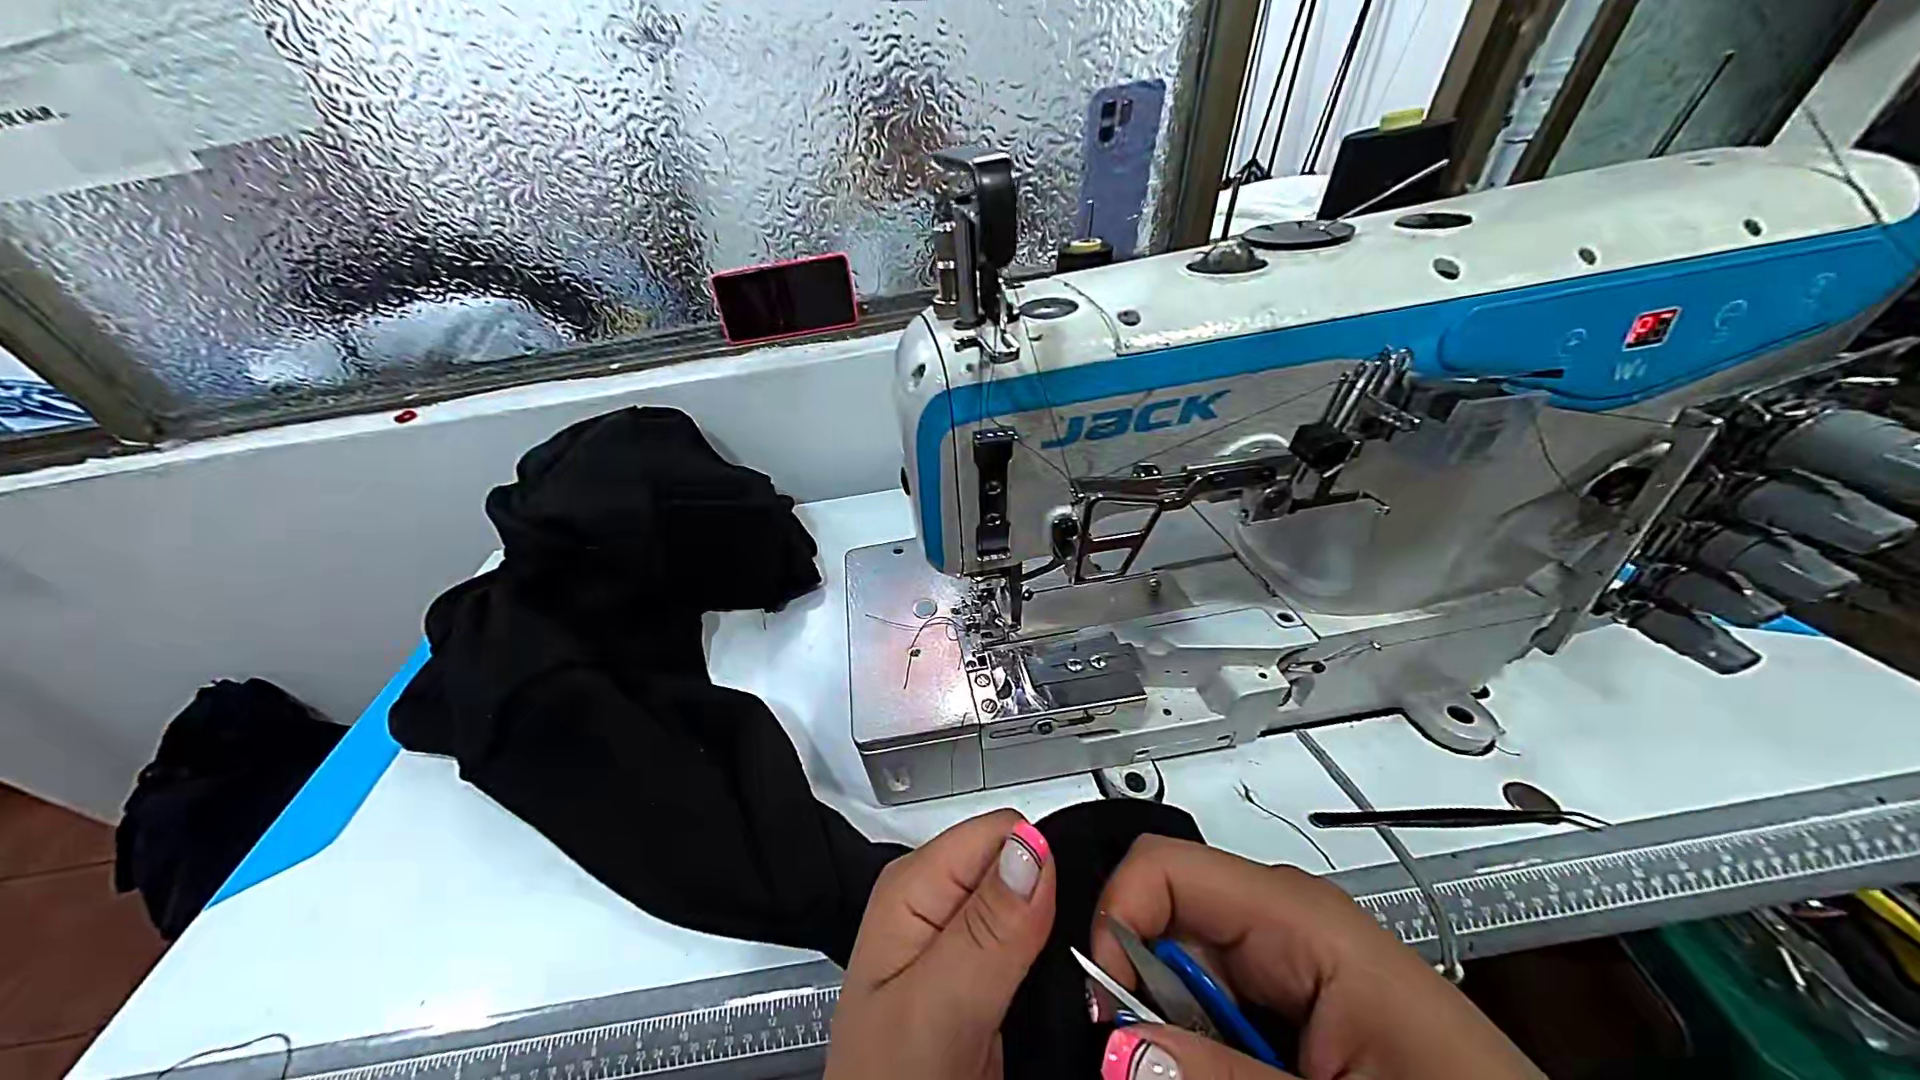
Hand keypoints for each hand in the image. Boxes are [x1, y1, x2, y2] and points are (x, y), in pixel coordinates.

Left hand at [824, 810, 1056, 1079]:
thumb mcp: (934, 1010)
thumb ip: (986, 930)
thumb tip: (1033, 845)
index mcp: (917, 884)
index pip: (1004, 832)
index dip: (1046, 866)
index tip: (1068, 921)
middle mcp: (940, 898)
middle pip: (1024, 861)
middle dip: (1057, 901)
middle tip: (1072, 967)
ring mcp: (964, 936)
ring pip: (1039, 902)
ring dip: (1063, 936)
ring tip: (1070, 986)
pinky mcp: (986, 972)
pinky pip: (1039, 944)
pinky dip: (1059, 963)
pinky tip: (1062, 993)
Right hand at [1092, 836, 1543, 1079]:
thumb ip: (1230, 1077)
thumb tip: (1117, 1048)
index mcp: (1298, 914)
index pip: (1163, 867)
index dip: (1117, 921)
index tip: (1103, 1008)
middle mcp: (1283, 923)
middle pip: (1162, 924)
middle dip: (1139, 993)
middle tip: (1147, 1069)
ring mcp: (1285, 963)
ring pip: (1179, 975)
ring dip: (1169, 1032)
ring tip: (1208, 1079)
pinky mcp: (1289, 1003)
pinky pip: (1211, 1008)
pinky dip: (1197, 1049)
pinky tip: (1223, 1077)